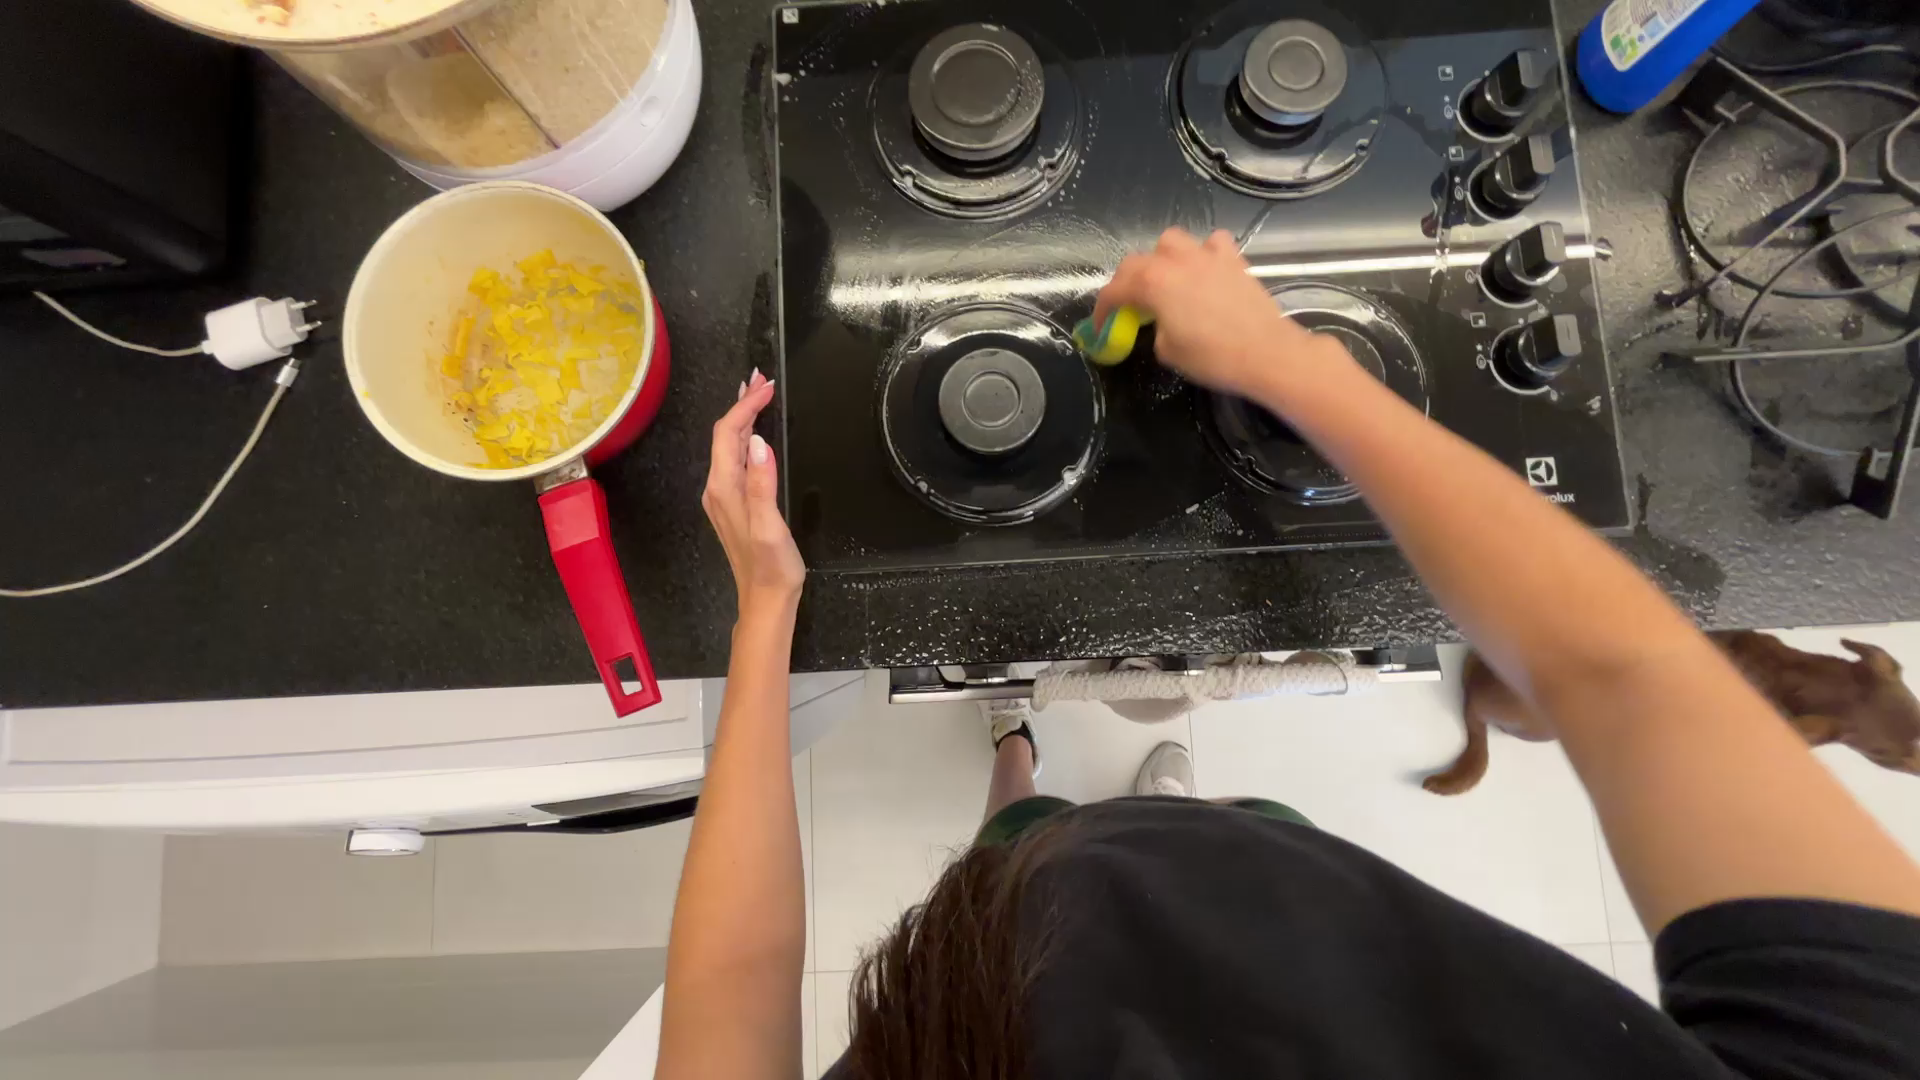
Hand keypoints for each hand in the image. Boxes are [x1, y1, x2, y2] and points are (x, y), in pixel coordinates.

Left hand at [702, 369, 804, 621]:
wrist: (766, 600)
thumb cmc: (772, 566)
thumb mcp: (769, 525)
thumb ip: (761, 483)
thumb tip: (757, 441)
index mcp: (724, 488)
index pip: (728, 434)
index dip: (746, 406)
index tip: (767, 385)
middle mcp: (718, 488)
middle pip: (724, 436)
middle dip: (743, 404)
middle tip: (762, 379)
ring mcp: (724, 497)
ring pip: (729, 446)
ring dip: (743, 419)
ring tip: (760, 397)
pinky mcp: (734, 504)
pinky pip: (735, 460)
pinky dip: (745, 438)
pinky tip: (756, 435)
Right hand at [1093, 228, 1351, 399]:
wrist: (1265, 353)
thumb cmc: (1211, 357)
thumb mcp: (1166, 350)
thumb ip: (1152, 329)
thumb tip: (1156, 324)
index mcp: (1153, 283)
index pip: (1114, 290)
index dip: (1102, 310)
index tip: (1101, 327)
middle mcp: (1176, 261)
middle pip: (1137, 261)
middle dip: (1125, 282)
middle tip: (1126, 306)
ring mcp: (1207, 256)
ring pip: (1171, 242)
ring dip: (1160, 258)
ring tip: (1163, 280)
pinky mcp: (1233, 260)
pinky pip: (1212, 244)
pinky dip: (1202, 254)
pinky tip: (1202, 271)